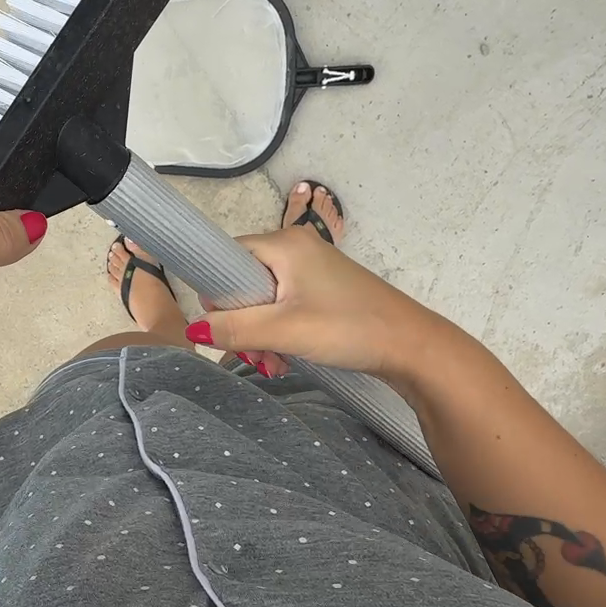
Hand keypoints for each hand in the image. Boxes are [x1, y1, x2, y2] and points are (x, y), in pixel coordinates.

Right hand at [183, 226, 463, 389]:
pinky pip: (283, 307)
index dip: (217, 295)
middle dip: (241, 324)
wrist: (413, 346)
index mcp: (284, 243)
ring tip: (274, 363)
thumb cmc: (348, 328)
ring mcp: (311, 268)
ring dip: (260, 335)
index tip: (226, 328)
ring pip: (262, 300)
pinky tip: (287, 357)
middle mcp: (295, 247)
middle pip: (241, 282)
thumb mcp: (283, 331)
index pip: (225, 258)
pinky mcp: (323, 289)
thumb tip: (192, 330)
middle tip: (256, 357)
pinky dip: (279, 332)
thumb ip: (233, 330)